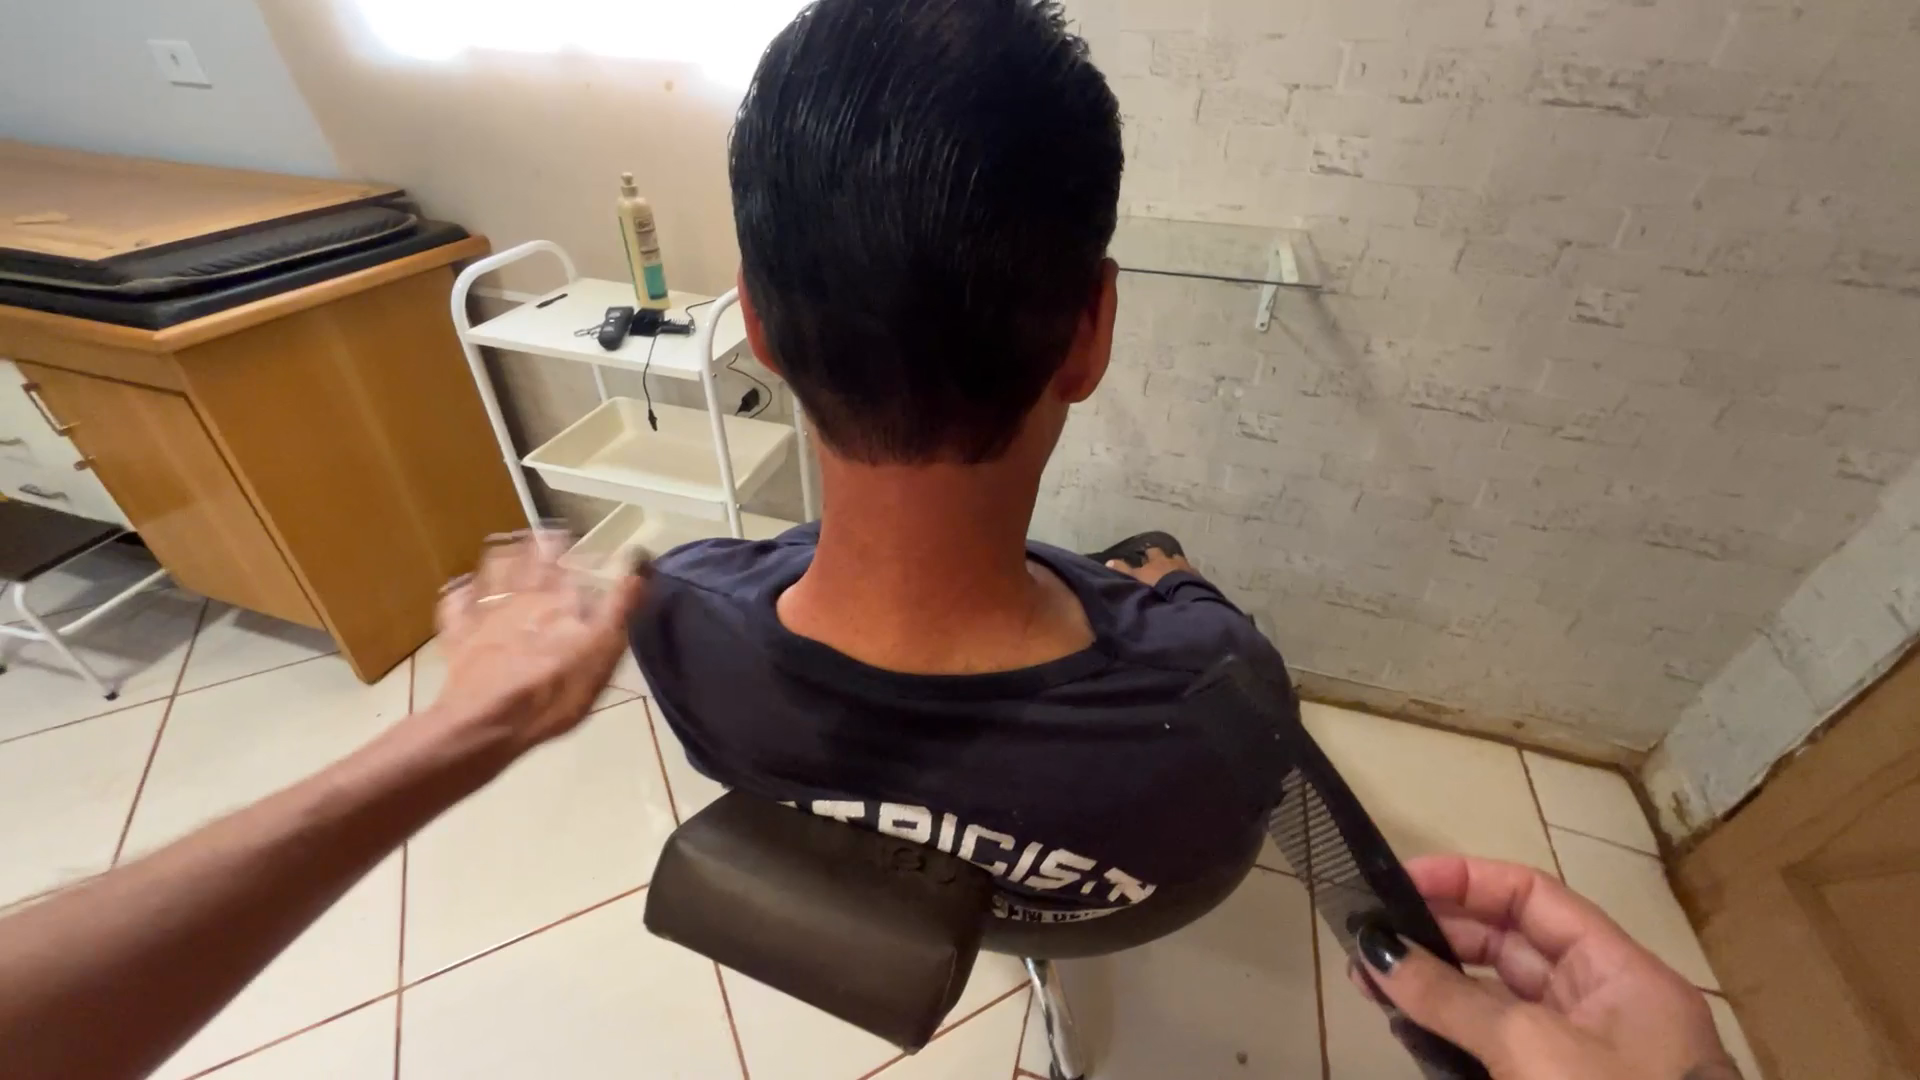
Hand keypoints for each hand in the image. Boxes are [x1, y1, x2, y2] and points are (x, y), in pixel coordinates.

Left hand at [429, 530, 648, 754]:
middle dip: (533, 545)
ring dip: (498, 557)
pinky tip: (460, 587)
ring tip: (503, 544)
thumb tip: (640, 560)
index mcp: (559, 601)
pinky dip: (458, 594)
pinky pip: (455, 608)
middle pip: (526, 562)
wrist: (490, 723)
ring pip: (491, 576)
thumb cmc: (556, 689)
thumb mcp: (605, 650)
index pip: (566, 563)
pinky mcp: (459, 641)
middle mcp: (521, 599)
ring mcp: (485, 618)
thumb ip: (621, 604)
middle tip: (539, 532)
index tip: (571, 532)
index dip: (568, 546)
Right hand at [1106, 547, 1194, 586]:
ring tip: (1174, 574)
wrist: (1182, 593)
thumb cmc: (1156, 585)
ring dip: (1177, 567)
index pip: (1151, 552)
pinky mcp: (1197, 578)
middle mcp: (1172, 560)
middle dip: (1163, 558)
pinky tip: (1186, 582)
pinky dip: (1188, 577)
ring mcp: (1186, 568)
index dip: (1147, 555)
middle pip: (1167, 555)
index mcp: (1157, 559)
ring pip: (1180, 563)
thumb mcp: (1136, 578)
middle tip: (1160, 565)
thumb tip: (1108, 561)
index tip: (1144, 558)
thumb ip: (1123, 570)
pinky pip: (1192, 574)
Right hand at [1354, 855, 1738, 1079]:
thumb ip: (1446, 994)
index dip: (1462, 878)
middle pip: (1503, 940)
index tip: (1398, 881)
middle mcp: (1601, 1003)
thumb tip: (1373, 948)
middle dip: (1431, 934)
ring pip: (1489, 993)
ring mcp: (1579, 1053)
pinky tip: (1398, 1021)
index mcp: (1621, 974)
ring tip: (1366, 981)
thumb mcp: (1528, 1048)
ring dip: (1427, 982)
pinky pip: (1487, 1038)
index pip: (1530, 894)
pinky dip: (1443, 1025)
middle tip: (1368, 939)